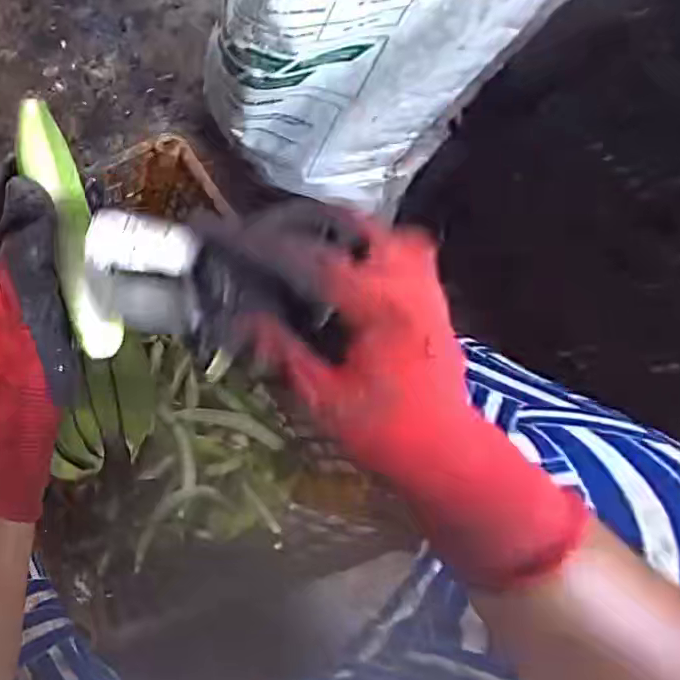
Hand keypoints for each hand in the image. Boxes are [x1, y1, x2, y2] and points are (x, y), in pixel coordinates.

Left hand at [0, 165, 75, 522]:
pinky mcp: (44, 299)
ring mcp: (23, 281)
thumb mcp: (20, 291)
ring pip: (42, 234)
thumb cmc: (18, 350)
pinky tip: (96, 239)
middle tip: (81, 176)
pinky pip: (58, 259)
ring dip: (64, 214)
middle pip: (23, 213)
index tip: (42, 147)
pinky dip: (74, 244)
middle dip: (47, 190)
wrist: (23, 406)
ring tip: (93, 197)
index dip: (17, 172)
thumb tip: (28, 185)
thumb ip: (25, 238)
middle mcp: (2, 263)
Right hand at [244, 206, 586, 589]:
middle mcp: (408, 286)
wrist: (451, 456)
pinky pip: (402, 250)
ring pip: (382, 232)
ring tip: (299, 242)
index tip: (228, 234)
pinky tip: (343, 264)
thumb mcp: (322, 397)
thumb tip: (239, 316)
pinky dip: (369, 246)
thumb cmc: (386, 434)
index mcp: (380, 309)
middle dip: (303, 222)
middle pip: (352, 226)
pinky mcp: (432, 297)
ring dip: (337, 230)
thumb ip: (283, 350)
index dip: (263, 244)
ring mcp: (425, 288)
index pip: (311, 260)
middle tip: (263, 233)